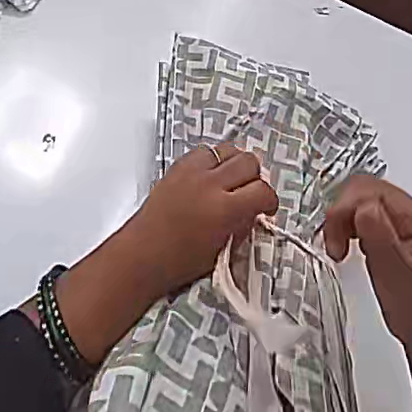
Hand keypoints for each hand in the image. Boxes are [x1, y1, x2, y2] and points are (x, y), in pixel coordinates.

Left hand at [118, 144, 277, 298]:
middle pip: (249, 162)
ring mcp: (192, 172)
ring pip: (228, 149)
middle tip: (251, 193)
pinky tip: (210, 175)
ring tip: (231, 180)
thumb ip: (242, 226)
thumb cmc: (179, 262)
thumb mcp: (222, 250)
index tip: (267, 208)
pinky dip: (213, 160)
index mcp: (223, 210)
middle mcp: (209, 184)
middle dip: (255, 178)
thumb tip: (254, 212)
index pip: (262, 191)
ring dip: (235, 164)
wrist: (142, 255)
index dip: (270, 200)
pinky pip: (205, 151)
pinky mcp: (178, 166)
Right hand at [324, 177, 411, 411]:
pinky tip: (347, 248)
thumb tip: (363, 206)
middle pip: (364, 190)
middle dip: (341, 212)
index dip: (345, 209)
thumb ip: (381, 237)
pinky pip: (362, 217)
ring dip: (342, 221)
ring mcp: (402, 225)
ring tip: (339, 248)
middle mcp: (411, 216)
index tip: (335, 237)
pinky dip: (348, 228)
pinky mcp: (392, 235)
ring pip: (360, 201)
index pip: (370, 190)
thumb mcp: (399, 276)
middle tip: (334, 243)